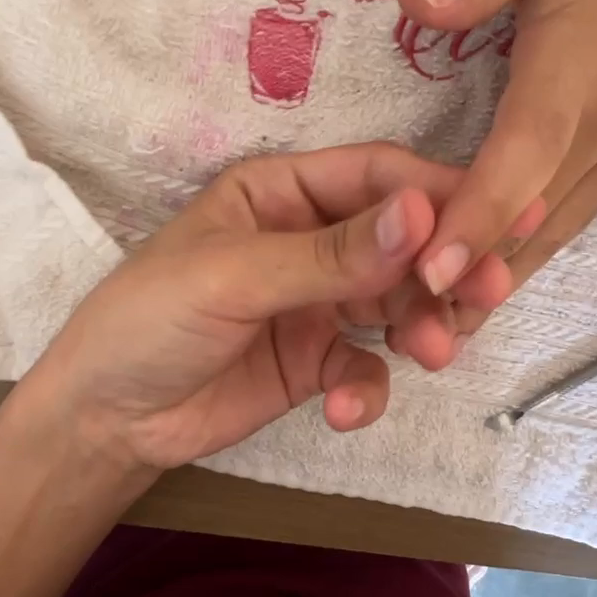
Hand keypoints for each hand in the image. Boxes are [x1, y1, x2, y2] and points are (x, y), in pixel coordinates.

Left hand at [20, 144, 461, 471]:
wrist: (109, 419)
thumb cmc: (148, 321)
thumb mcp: (231, 277)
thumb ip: (326, 256)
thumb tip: (420, 216)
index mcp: (280, 193)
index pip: (375, 178)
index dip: (434, 197)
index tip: (488, 223)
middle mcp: (308, 241)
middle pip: (401, 242)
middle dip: (445, 268)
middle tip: (485, 295)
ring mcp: (315, 305)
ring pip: (397, 305)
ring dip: (425, 327)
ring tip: (436, 354)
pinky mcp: (315, 364)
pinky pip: (365, 369)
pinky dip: (367, 390)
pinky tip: (344, 411)